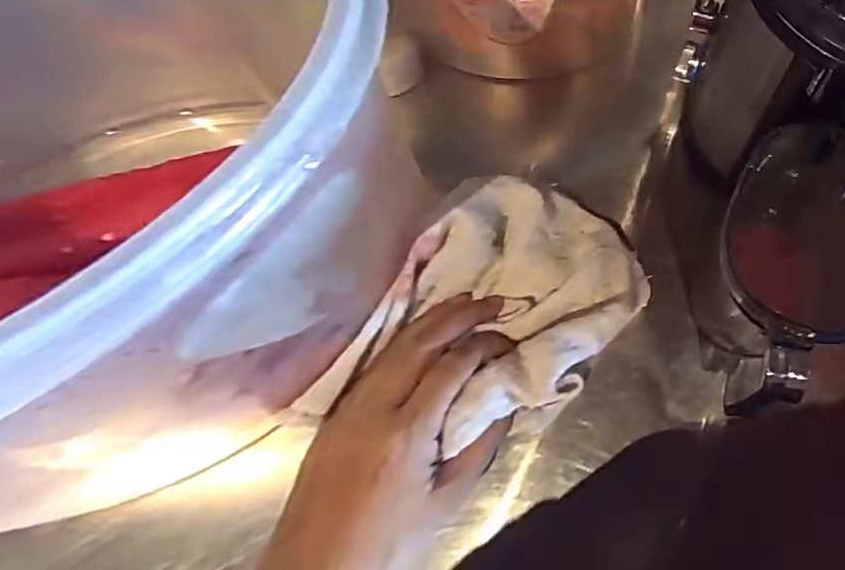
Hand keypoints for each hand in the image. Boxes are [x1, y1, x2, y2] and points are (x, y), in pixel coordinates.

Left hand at [262, 297, 514, 569]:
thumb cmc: (387, 544)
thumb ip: (482, 445)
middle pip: (422, 342)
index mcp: (407, 433)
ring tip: (465, 301)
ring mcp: (349, 408)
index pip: (453, 365)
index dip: (485, 344)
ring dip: (434, 318)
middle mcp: (374, 409)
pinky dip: (407, 337)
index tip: (508, 340)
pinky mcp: (336, 415)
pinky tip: (425, 331)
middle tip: (494, 302)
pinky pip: (377, 362)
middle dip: (462, 315)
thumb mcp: (448, 501)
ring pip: (396, 345)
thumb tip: (508, 399)